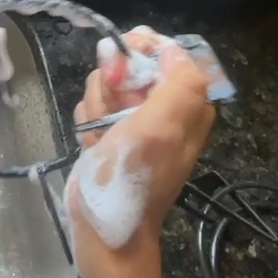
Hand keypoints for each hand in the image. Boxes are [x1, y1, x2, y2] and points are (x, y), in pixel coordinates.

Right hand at [68, 32, 215, 277]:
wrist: (104, 227)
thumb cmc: (132, 179)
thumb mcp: (161, 129)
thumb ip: (178, 85)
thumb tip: (171, 51)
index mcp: (189, 105)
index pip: (168, 51)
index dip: (139, 51)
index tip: (117, 68)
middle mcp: (166, 108)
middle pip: (131, 63)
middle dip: (111, 83)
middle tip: (109, 110)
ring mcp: (137, 120)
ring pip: (107, 82)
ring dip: (96, 105)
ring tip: (101, 136)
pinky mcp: (113, 131)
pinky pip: (94, 104)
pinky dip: (88, 120)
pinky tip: (93, 143)